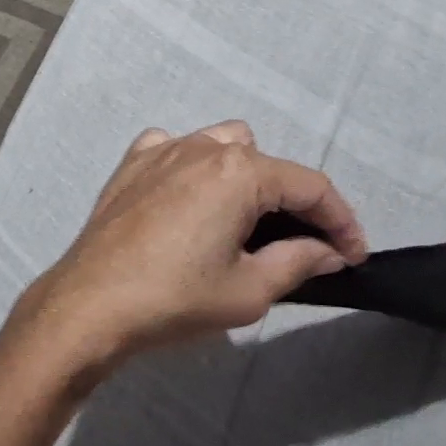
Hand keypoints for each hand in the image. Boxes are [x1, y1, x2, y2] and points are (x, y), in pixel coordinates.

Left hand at [24, 121, 368, 367]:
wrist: (91, 302)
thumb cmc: (175, 298)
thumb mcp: (250, 290)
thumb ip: (298, 261)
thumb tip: (330, 251)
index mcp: (239, 172)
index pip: (310, 185)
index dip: (341, 220)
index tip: (354, 254)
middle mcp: (203, 146)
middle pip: (267, 163)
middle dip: (294, 201)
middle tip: (304, 245)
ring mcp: (164, 148)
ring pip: (223, 144)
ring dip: (246, 175)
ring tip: (246, 220)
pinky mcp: (134, 161)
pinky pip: (177, 148)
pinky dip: (194, 167)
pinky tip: (191, 199)